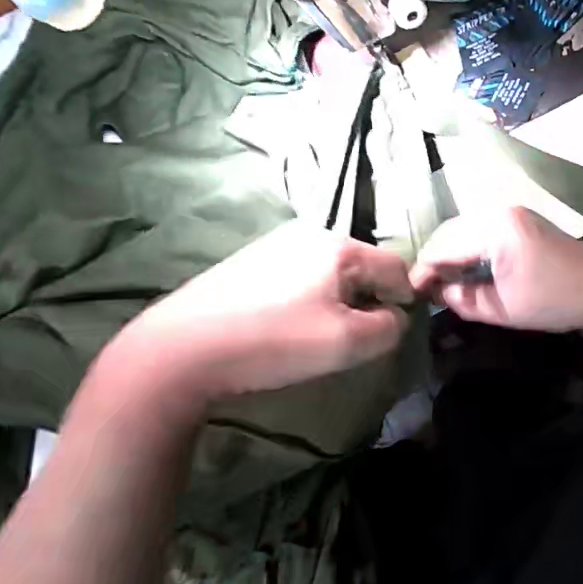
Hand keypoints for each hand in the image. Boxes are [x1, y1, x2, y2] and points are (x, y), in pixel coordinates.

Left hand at [113, 222, 413, 408]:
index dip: (403, 300)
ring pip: (330, 271)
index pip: (396, 267)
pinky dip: (308, 297)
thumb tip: (393, 317)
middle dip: (367, 299)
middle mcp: (310, 233)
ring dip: (338, 299)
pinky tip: (285, 324)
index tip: (389, 333)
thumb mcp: (346, 343)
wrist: (180, 350)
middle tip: (352, 337)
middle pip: (362, 266)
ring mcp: (275, 243)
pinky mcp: (249, 260)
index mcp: (338, 246)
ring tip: (317, 333)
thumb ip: (388, 328)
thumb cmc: (273, 343)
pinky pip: (300, 274)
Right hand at [411, 207, 582, 331]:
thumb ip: (464, 300)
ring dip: (449, 252)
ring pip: (463, 229)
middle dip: (434, 259)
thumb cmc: (555, 301)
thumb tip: (438, 293)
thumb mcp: (504, 309)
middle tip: (424, 289)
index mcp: (495, 231)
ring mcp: (510, 212)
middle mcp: (499, 213)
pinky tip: (465, 268)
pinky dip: (467, 247)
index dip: (424, 270)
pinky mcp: (519, 218)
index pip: (444, 247)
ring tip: (442, 281)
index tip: (411, 292)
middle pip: (449, 232)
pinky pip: (480, 228)